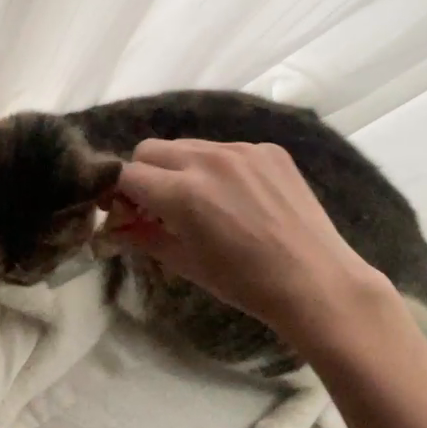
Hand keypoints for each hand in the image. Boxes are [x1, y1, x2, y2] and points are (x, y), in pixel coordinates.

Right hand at [107, 139, 388, 347]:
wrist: (313, 279)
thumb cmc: (242, 282)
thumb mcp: (182, 262)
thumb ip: (142, 235)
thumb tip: (113, 226)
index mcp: (183, 193)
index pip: (125, 174)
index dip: (115, 194)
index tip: (120, 213)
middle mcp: (209, 159)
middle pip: (150, 150)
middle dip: (142, 176)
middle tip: (151, 209)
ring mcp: (243, 150)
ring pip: (187, 146)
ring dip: (176, 170)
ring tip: (193, 205)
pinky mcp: (269, 150)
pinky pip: (223, 150)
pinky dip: (212, 169)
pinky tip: (230, 200)